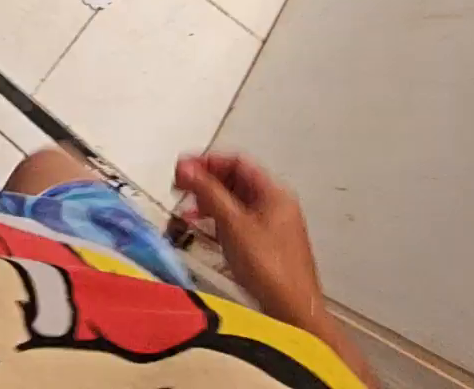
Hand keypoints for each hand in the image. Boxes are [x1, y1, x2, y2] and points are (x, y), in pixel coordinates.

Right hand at [175, 152, 324, 327]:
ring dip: (207, 199)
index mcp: (274, 193)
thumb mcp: (233, 223)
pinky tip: (201, 225)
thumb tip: (185, 166)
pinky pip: (235, 218)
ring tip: (186, 207)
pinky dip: (216, 217)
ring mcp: (270, 224)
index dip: (207, 160)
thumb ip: (207, 191)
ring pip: (233, 199)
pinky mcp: (264, 242)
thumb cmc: (269, 267)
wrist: (293, 313)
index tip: (183, 167)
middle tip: (180, 186)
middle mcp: (275, 204)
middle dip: (204, 180)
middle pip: (234, 179)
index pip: (236, 162)